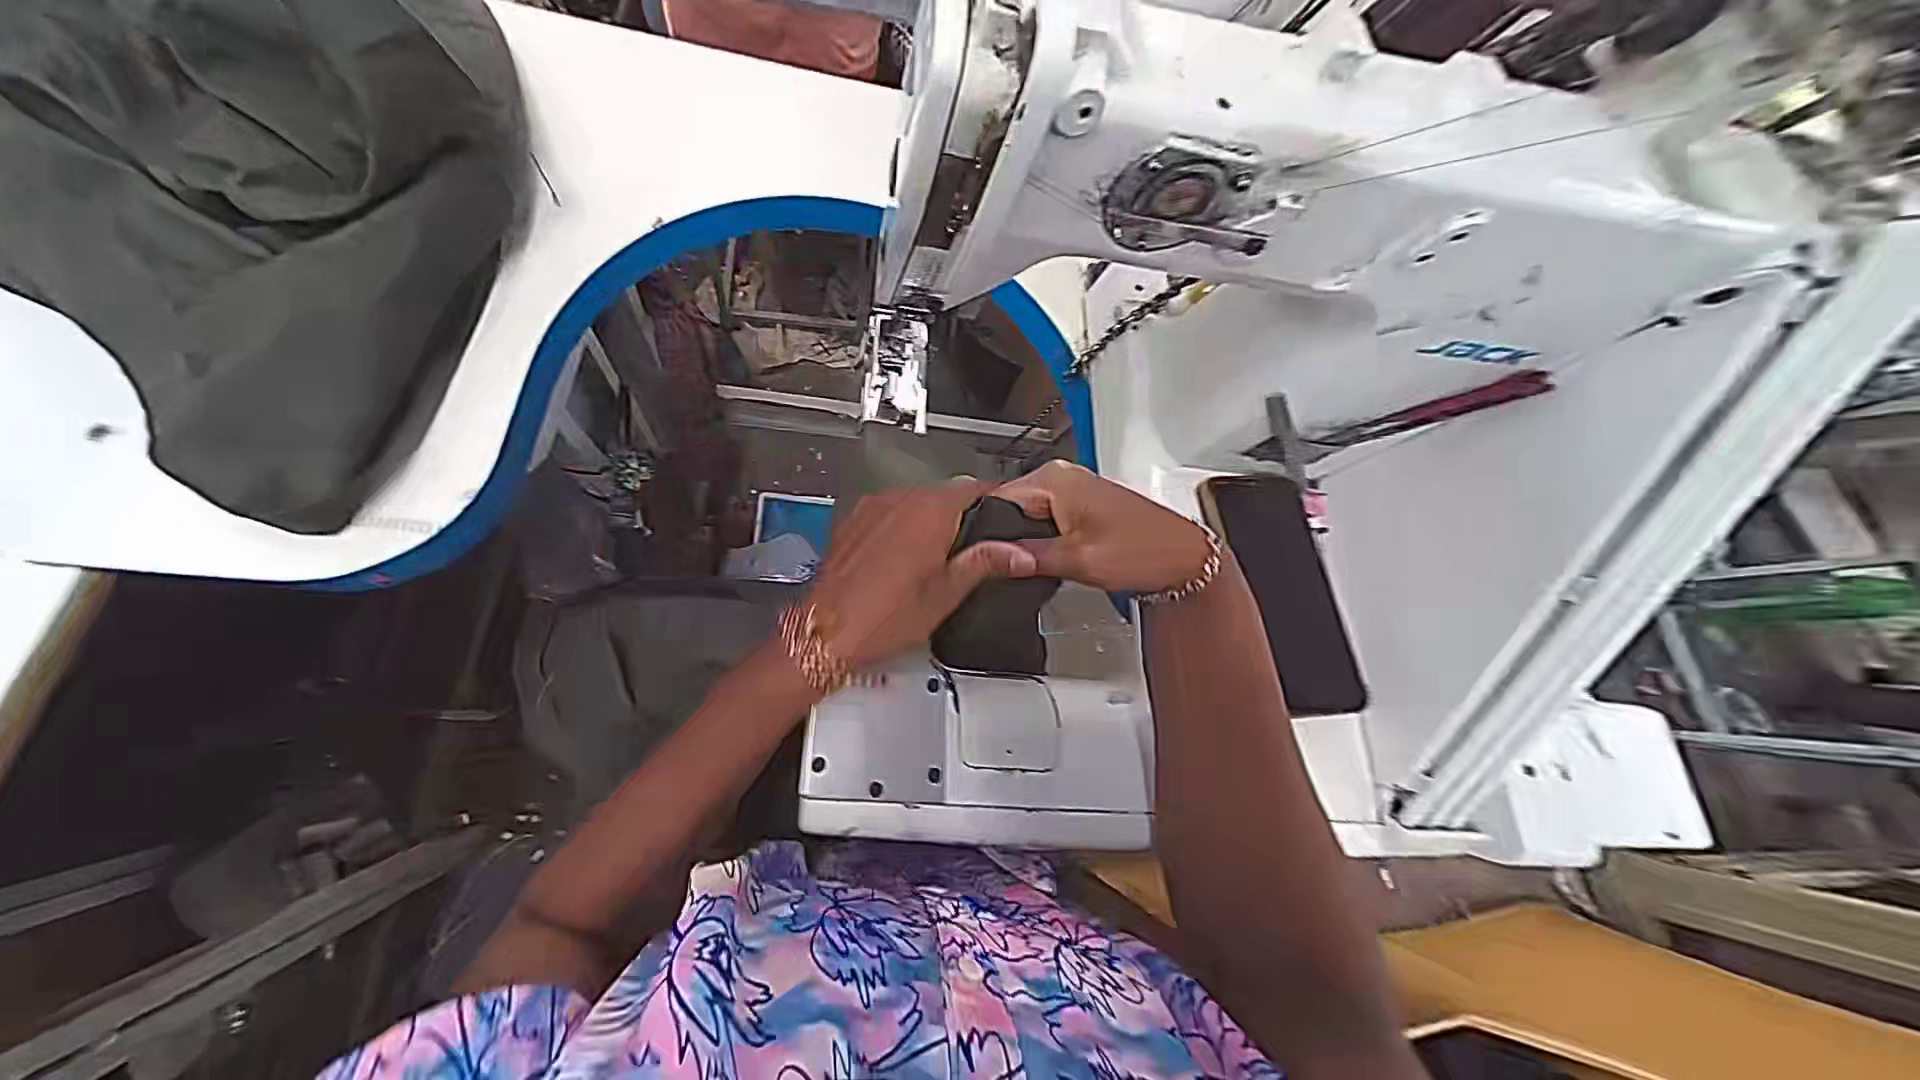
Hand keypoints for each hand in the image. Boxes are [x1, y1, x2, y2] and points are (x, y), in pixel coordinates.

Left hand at [804, 479, 1033, 668]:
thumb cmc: (880, 619)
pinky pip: (890, 511)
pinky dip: (902, 526)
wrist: (826, 633)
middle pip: (946, 493)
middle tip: (973, 550)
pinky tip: (903, 560)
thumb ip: (985, 563)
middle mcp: (899, 499)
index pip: (977, 488)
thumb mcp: (946, 594)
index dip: (997, 502)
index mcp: (929, 512)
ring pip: (916, 501)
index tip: (1006, 515)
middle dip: (963, 516)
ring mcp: (873, 507)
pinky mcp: (855, 520)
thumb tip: (1017, 553)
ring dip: (931, 520)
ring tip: (934, 561)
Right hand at [992, 461, 1210, 591]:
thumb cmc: (1146, 550)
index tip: (982, 556)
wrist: (1184, 560)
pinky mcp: (1082, 506)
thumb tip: (996, 558)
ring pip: (1027, 516)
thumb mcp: (1076, 559)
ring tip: (1034, 564)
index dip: (986, 532)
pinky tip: (1051, 559)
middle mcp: (1063, 477)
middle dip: (1005, 537)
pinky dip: (1042, 539)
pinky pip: (1046, 519)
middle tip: (1007, 567)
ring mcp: (1074, 490)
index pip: (996, 500)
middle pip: (1009, 507)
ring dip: (1025, 540)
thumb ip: (1028, 556)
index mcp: (1055, 479)